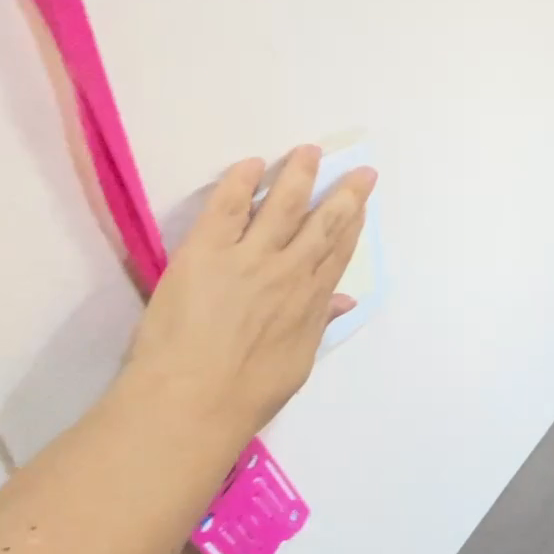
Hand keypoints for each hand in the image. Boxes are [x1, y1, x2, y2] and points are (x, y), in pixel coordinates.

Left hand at [119, 146, 376, 436]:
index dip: (354, 222)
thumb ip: (319, 325)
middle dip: (345, 194)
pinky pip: (228, 209)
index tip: (363, 200)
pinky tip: (253, 164)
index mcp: (312, 299)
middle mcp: (290, 271)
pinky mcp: (205, 253)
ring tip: (309, 151)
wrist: (191, 402)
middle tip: (360, 170)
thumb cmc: (248, 391)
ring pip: (282, 207)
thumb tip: (345, 302)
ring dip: (298, 176)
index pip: (338, 250)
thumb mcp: (299, 361)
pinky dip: (242, 184)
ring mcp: (250, 259)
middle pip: (324, 223)